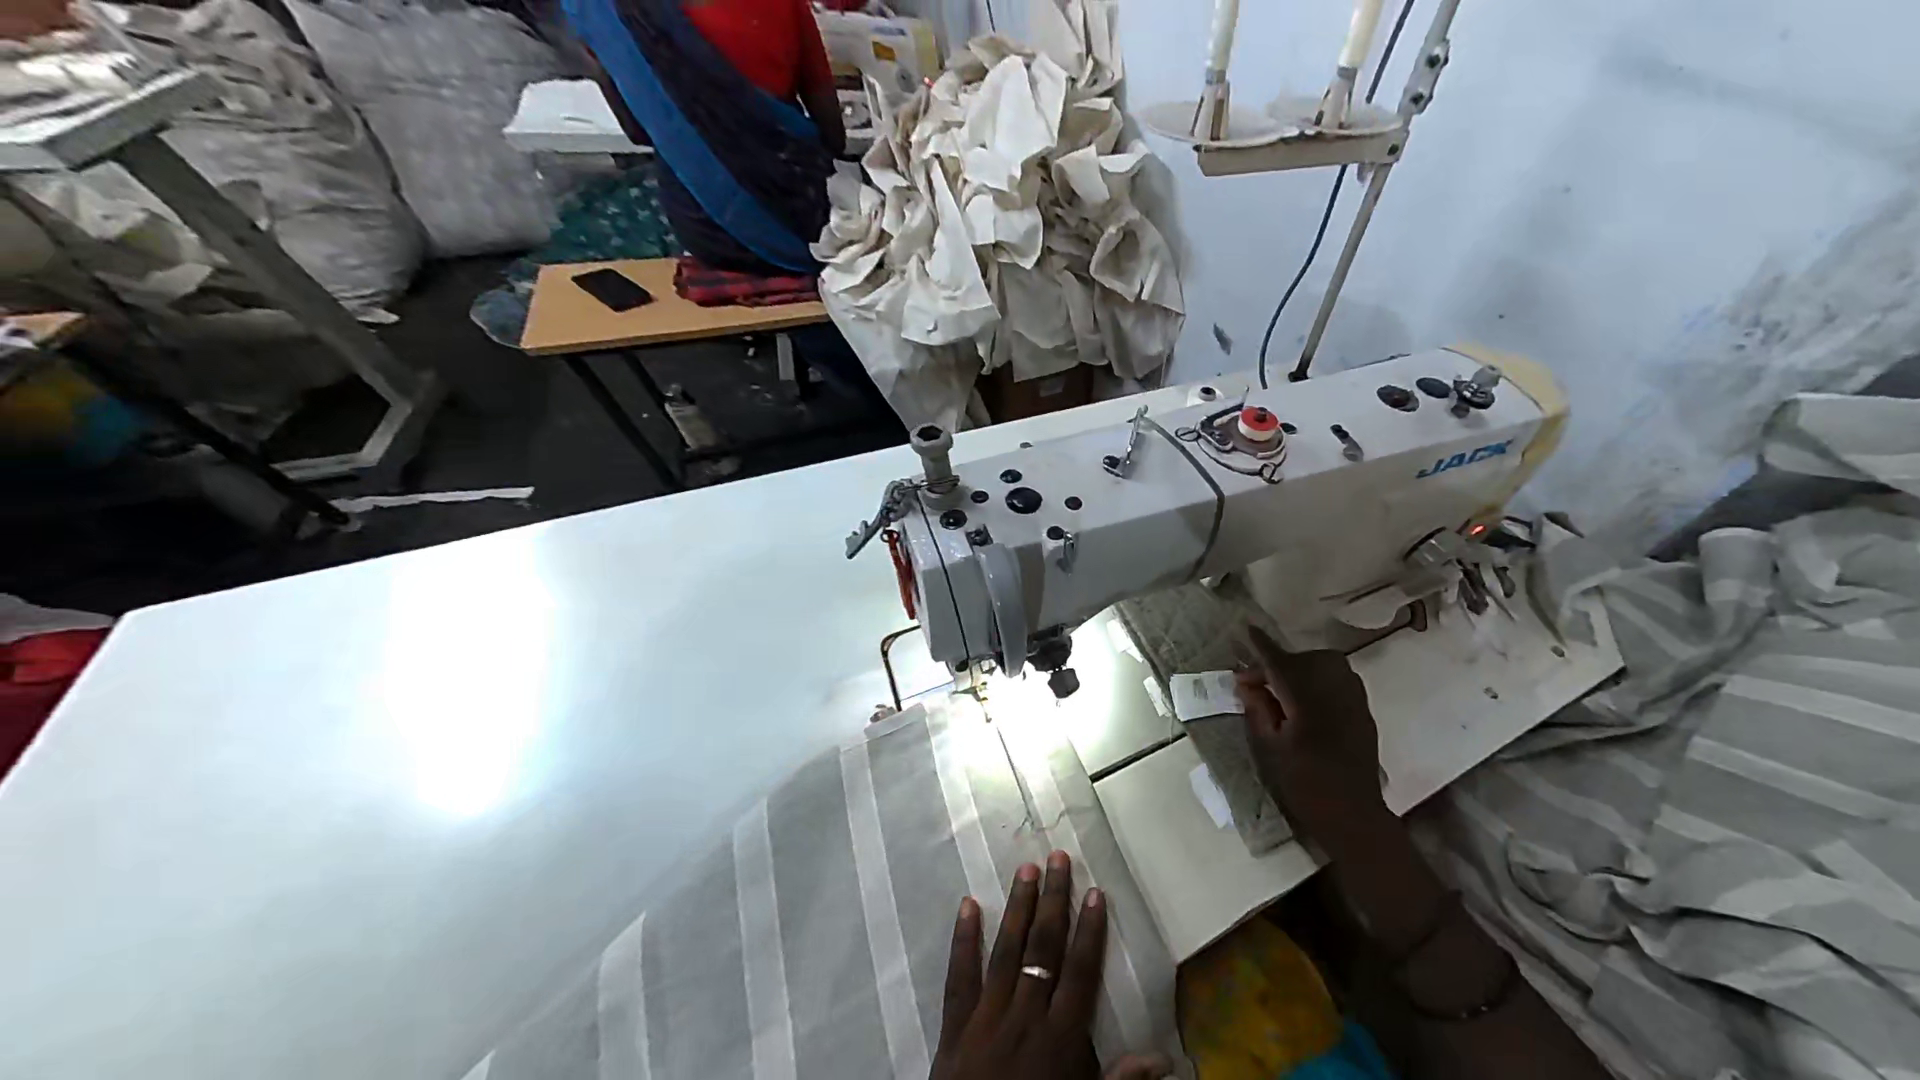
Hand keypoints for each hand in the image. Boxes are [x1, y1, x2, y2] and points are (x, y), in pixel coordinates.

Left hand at [932, 852, 1168, 1079]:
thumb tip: (1163, 1057)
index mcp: (1060, 1036)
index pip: (1080, 972)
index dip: (1090, 931)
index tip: (1096, 892)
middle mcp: (1026, 1015)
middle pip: (1043, 948)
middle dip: (1054, 901)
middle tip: (1058, 858)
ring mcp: (987, 1015)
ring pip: (1006, 950)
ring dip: (1018, 908)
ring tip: (1026, 868)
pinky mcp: (955, 1024)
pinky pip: (960, 975)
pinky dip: (963, 938)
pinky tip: (968, 903)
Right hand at [1236, 625, 1387, 850]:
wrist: (1352, 814)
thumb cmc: (1304, 784)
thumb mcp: (1269, 748)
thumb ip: (1258, 710)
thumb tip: (1248, 683)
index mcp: (1307, 703)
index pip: (1280, 664)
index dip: (1262, 647)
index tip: (1248, 629)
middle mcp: (1335, 694)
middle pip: (1307, 659)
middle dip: (1280, 662)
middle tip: (1257, 682)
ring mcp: (1354, 701)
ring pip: (1327, 664)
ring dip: (1302, 667)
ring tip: (1282, 687)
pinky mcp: (1363, 712)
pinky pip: (1340, 678)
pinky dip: (1319, 677)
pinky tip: (1305, 697)